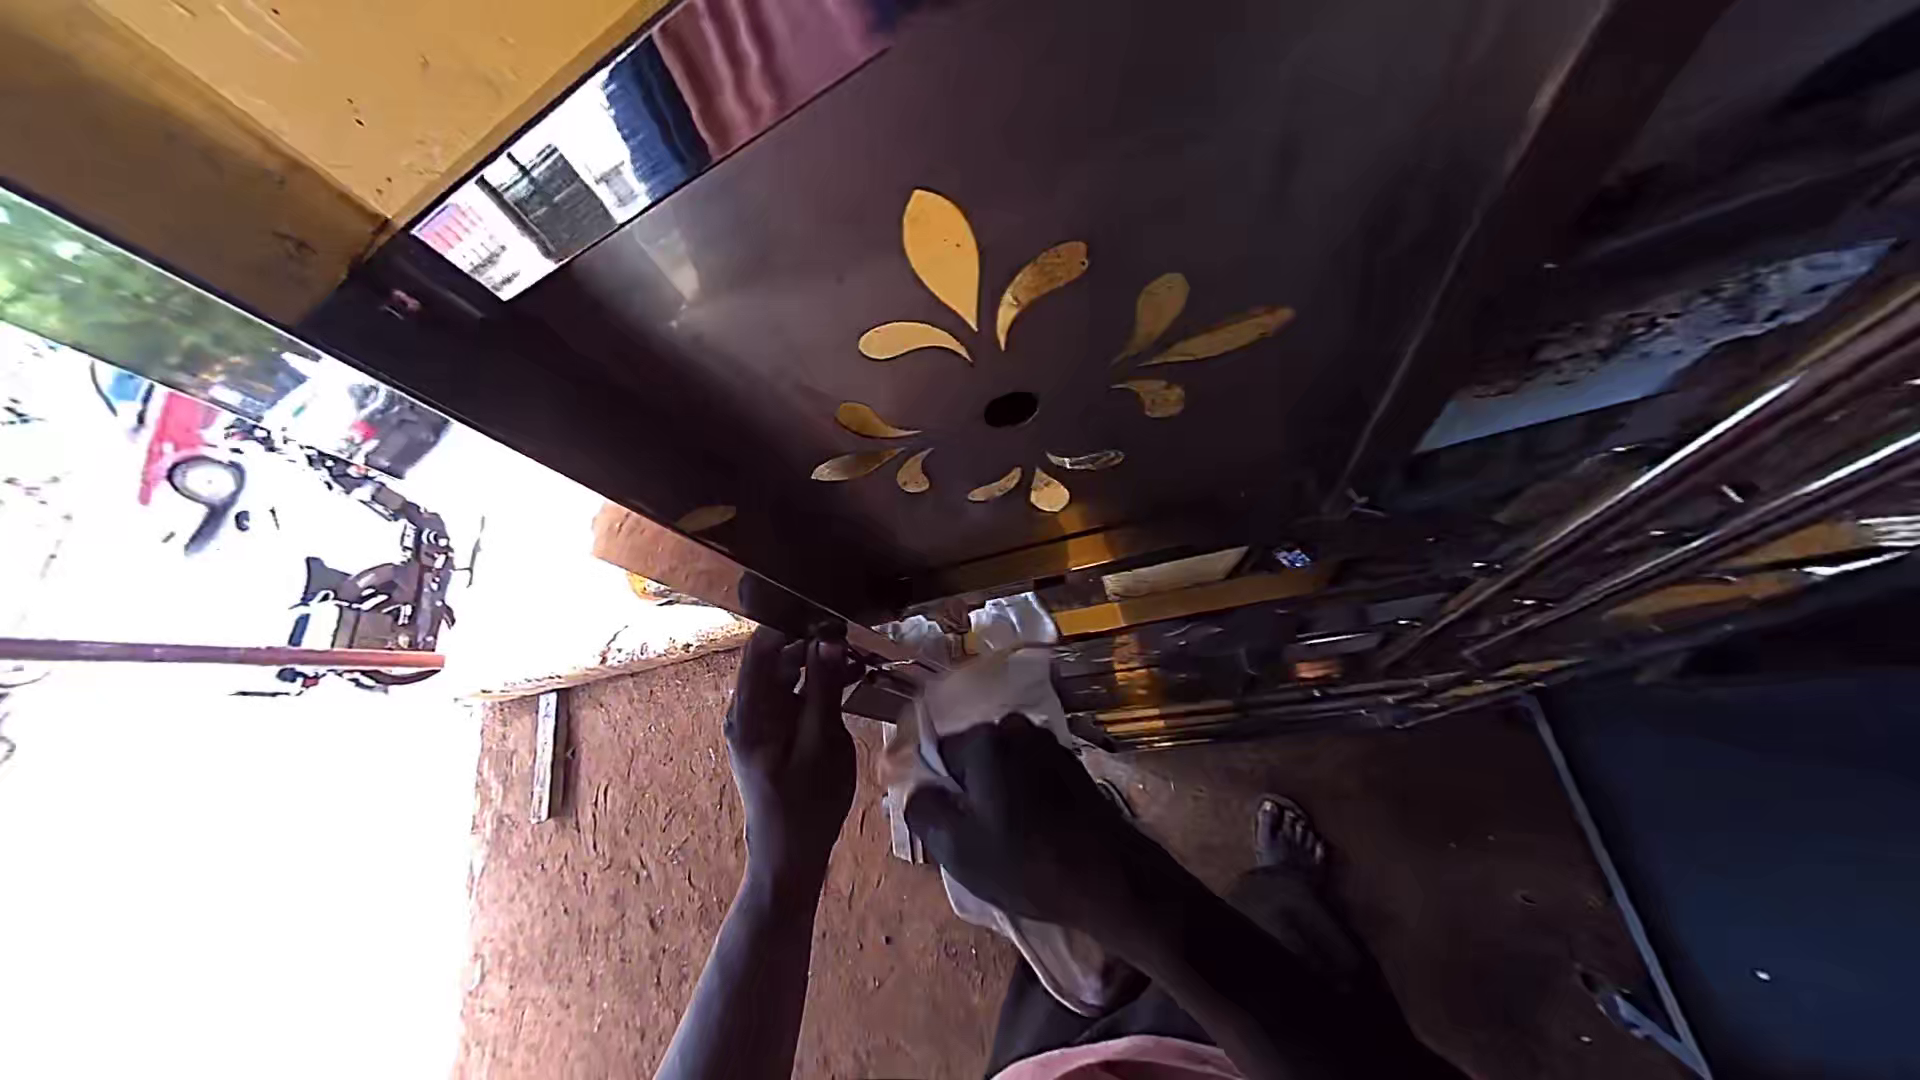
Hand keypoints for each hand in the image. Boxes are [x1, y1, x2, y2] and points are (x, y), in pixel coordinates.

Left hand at [725, 625, 863, 882]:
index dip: (792, 624)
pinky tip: (848, 682)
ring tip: (858, 658)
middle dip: (812, 642)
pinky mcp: (771, 731)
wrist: (790, 855)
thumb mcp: (822, 742)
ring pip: (785, 675)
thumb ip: (823, 688)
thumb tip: (829, 638)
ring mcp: (757, 721)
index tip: (830, 614)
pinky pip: (790, 695)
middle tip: (854, 637)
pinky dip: (815, 685)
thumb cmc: (807, 803)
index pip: (761, 647)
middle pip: (775, 658)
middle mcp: (747, 710)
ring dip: (818, 663)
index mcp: (750, 711)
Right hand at [905, 714, 1182, 943]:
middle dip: (968, 788)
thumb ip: (922, 809)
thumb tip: (917, 790)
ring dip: (997, 790)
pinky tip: (1034, 827)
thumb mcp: (957, 847)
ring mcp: (1047, 741)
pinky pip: (1029, 769)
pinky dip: (1024, 791)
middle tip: (977, 834)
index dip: (938, 790)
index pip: (937, 754)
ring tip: (1007, 835)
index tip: (948, 823)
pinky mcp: (1070, 761)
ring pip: (1001, 763)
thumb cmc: (1026, 862)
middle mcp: (1015, 727)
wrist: (1111, 878)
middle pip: (970, 755)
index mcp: (984, 739)